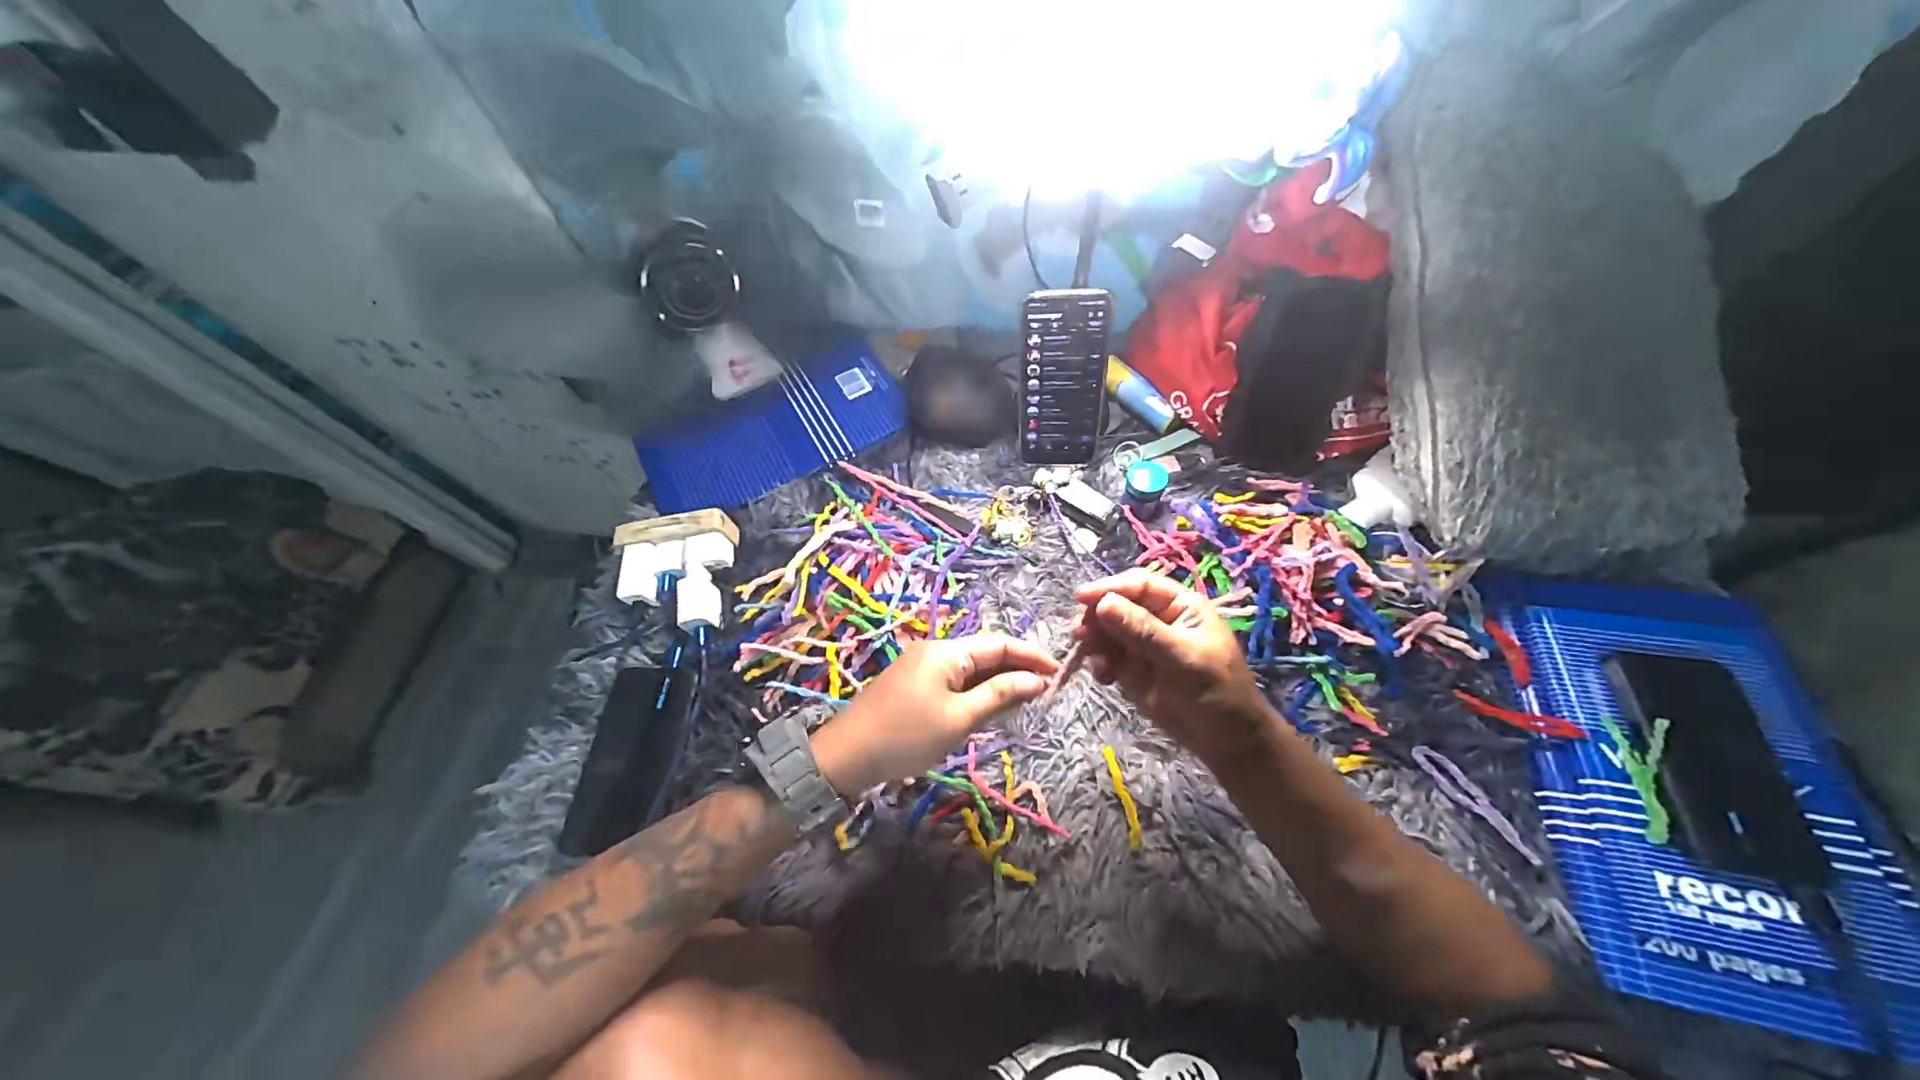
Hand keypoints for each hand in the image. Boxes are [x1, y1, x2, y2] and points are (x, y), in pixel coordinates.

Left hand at [808, 634, 1057, 794]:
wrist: (846, 756)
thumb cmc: (906, 736)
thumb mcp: (959, 718)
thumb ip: (999, 695)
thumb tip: (1037, 680)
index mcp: (946, 651)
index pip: (999, 644)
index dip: (1031, 656)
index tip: (1058, 674)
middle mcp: (935, 651)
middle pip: (985, 653)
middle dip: (1017, 669)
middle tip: (1046, 691)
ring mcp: (921, 667)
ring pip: (970, 669)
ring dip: (998, 682)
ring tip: (1026, 701)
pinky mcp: (913, 686)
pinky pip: (955, 681)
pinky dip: (977, 691)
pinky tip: (990, 708)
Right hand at [1072, 569, 1267, 762]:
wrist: (1226, 742)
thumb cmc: (1217, 692)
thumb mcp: (1183, 658)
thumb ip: (1143, 631)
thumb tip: (1103, 604)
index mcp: (1179, 605)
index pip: (1138, 585)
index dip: (1109, 587)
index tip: (1081, 598)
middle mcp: (1157, 619)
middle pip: (1117, 605)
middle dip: (1096, 616)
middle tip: (1079, 632)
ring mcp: (1142, 644)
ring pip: (1107, 630)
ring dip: (1093, 640)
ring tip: (1090, 656)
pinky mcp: (1131, 669)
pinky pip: (1106, 656)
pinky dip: (1099, 662)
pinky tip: (1103, 677)